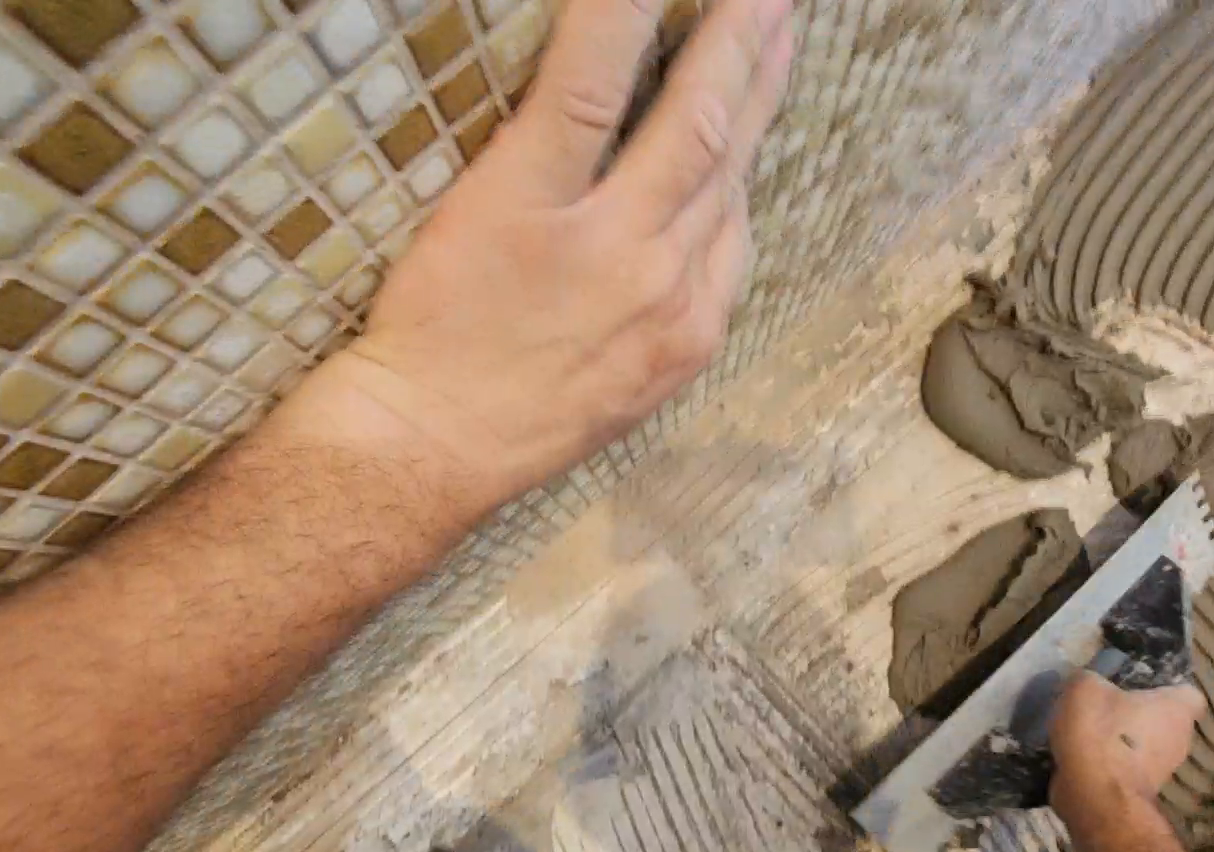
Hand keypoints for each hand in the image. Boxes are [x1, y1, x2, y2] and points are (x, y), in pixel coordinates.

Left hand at [289, 0, 796, 517]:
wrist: (435, 448)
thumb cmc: (517, 430)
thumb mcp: (617, 396)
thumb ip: (660, 329)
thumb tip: (675, 266)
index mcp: (688, 332)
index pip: (732, 226)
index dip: (742, 159)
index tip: (749, 119)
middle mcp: (670, 281)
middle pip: (728, 159)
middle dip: (761, 77)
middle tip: (778, 12)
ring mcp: (609, 238)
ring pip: (690, 121)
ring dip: (727, 44)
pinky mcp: (531, 196)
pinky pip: (588, 87)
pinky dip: (620, 18)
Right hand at [1047, 672, 1203, 830]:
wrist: (1094, 793)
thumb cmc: (1099, 732)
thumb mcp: (1083, 686)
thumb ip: (1092, 678)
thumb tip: (1092, 683)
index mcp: (1177, 709)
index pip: (1186, 692)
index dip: (1163, 686)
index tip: (1134, 684)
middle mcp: (1181, 739)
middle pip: (1163, 719)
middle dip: (1137, 713)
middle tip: (1104, 705)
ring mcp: (1164, 769)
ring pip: (1145, 744)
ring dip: (1122, 739)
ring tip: (1087, 732)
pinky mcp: (1142, 789)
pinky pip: (1127, 765)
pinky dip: (1109, 760)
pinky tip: (1082, 754)